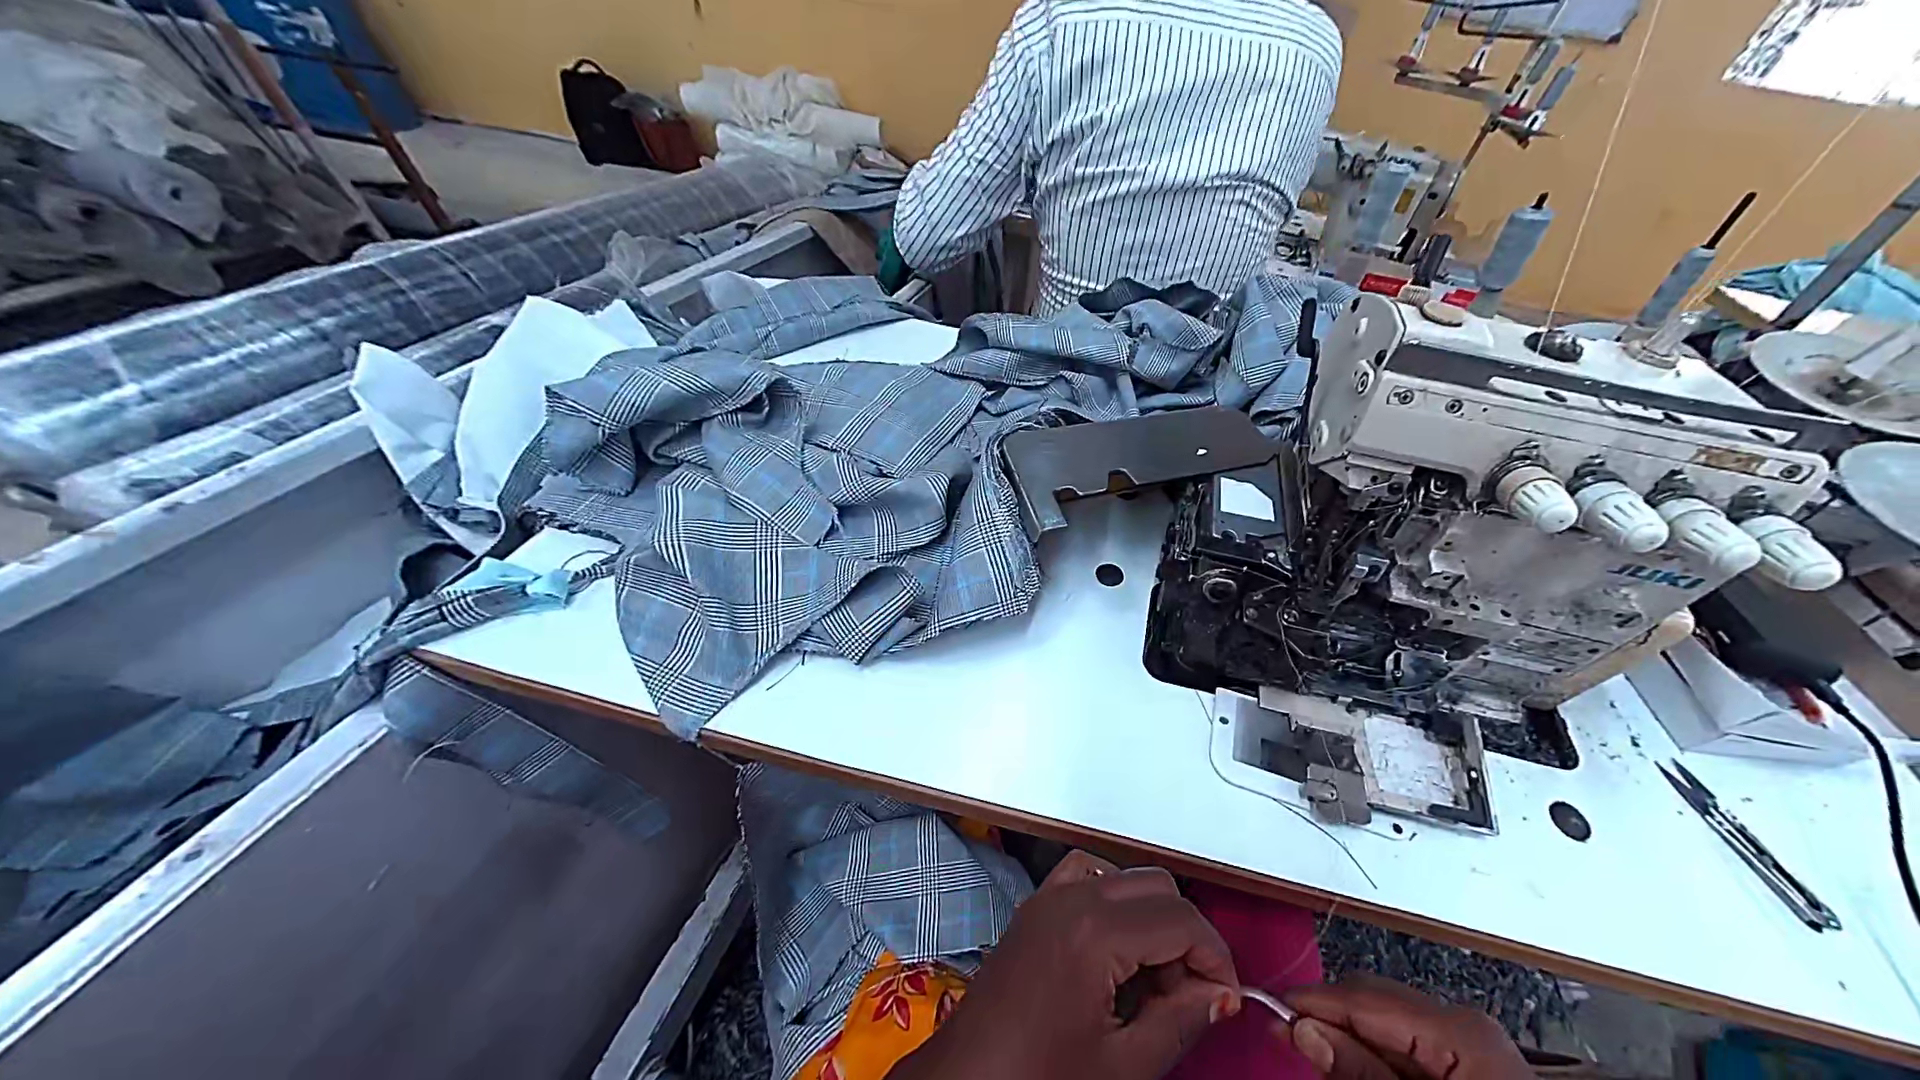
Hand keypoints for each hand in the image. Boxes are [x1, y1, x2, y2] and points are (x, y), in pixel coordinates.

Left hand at [888, 850, 1239, 1079]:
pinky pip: (1086, 876)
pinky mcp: (1035, 904)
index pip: (1181, 919)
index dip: (1216, 958)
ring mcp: (1048, 894)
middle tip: (1187, 994)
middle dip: (1185, 935)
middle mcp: (1070, 896)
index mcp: (1094, 931)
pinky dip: (1113, 900)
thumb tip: (1218, 994)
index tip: (1223, 998)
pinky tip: (1114, 950)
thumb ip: (1180, 1021)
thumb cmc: (1037, 1073)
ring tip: (1149, 980)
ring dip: (1150, 917)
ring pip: (1124, 876)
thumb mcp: (1122, 1064)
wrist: (968, 1075)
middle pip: (1157, 887)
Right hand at [1279, 975, 1533, 1079]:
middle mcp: (1463, 1022)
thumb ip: (1364, 1073)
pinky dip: (1376, 1056)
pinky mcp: (1469, 1061)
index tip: (1270, 1012)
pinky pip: (1405, 1042)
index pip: (1362, 996)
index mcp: (1460, 1029)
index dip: (1311, 1003)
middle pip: (1369, 1000)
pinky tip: (1361, 1072)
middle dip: (1329, 1021)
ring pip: (1382, 1020)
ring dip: (1350, 1041)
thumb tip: (1305, 1030)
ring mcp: (1469, 1041)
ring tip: (1329, 1066)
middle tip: (1292, 1046)